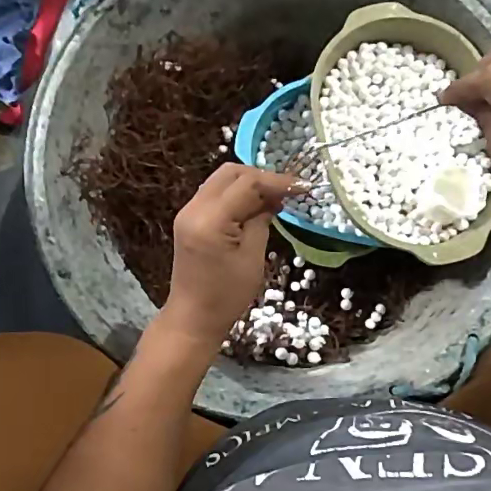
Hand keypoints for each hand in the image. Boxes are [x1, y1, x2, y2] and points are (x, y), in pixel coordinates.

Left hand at [160, 165, 297, 344]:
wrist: (193, 317)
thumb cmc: (227, 295)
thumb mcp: (252, 257)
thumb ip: (261, 220)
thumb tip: (273, 199)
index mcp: (210, 220)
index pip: (246, 184)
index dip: (276, 182)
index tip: (302, 187)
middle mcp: (194, 209)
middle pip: (230, 173)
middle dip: (261, 177)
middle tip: (287, 192)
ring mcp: (187, 212)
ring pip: (221, 180)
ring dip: (248, 183)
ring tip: (274, 199)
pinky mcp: (188, 220)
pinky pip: (214, 194)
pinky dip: (236, 194)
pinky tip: (255, 207)